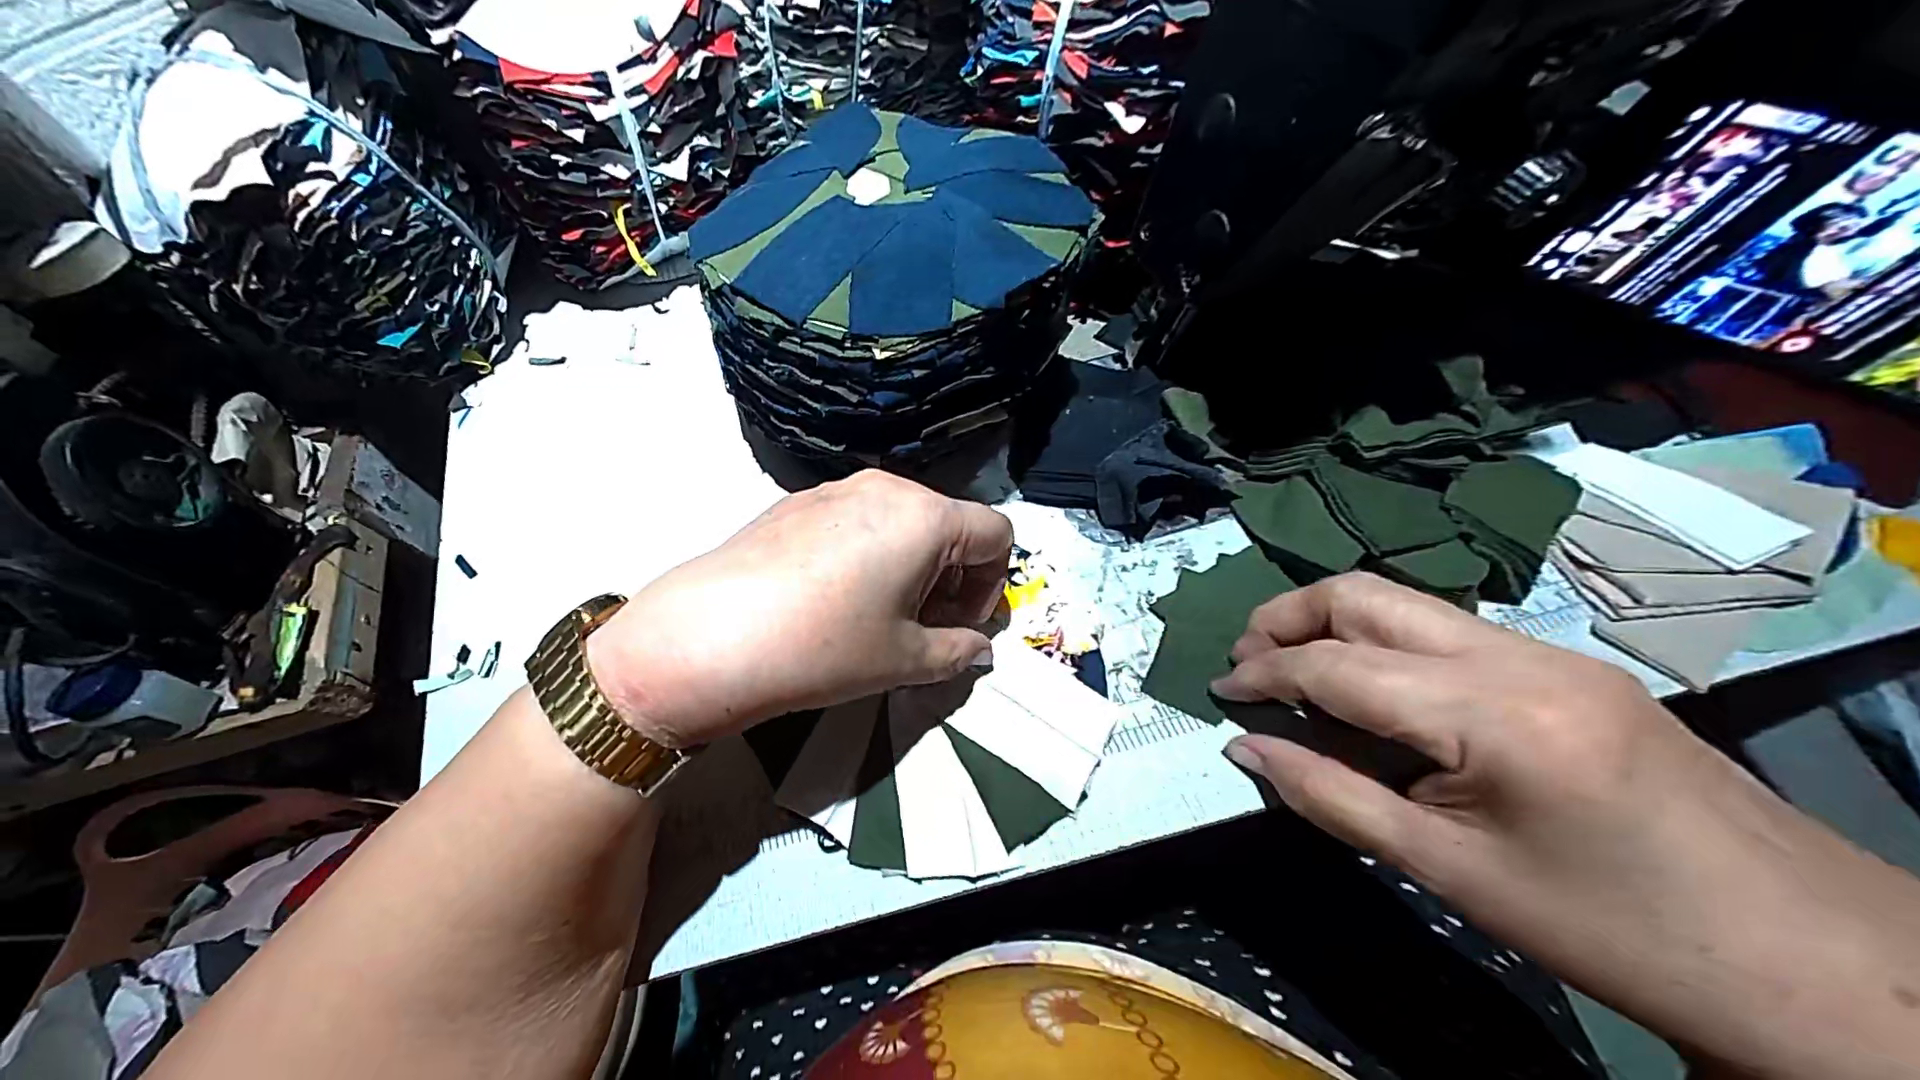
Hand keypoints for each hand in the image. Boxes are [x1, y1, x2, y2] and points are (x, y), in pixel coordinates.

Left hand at [585, 470, 1010, 746]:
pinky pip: (860, 519)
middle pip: (950, 523)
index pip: (997, 533)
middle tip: (925, 626)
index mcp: (925, 517)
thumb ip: (959, 651)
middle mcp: (886, 488)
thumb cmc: (823, 647)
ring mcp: (837, 489)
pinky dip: (872, 553)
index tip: (959, 625)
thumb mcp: (904, 659)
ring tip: (879, 615)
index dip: (992, 584)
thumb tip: (979, 648)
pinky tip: (835, 597)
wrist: (707, 637)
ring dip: (914, 565)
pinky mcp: (798, 501)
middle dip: (953, 576)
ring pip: (904, 520)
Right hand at [1214, 572, 1919, 1079]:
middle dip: (1287, 617)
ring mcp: (1551, 653)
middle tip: (1244, 660)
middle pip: (1368, 595)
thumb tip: (1246, 750)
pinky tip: (1370, 693)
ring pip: (1406, 603)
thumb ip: (1331, 797)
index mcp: (1493, 712)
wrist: (1821, 965)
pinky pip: (1446, 632)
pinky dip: (1383, 646)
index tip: (1218, 691)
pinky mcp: (1569, 668)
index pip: (1338, 664)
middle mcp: (1519, 655)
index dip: (1264, 674)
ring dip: (1333, 625)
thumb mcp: (1448, 872)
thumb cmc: (1613, 931)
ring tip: (1290, 670)